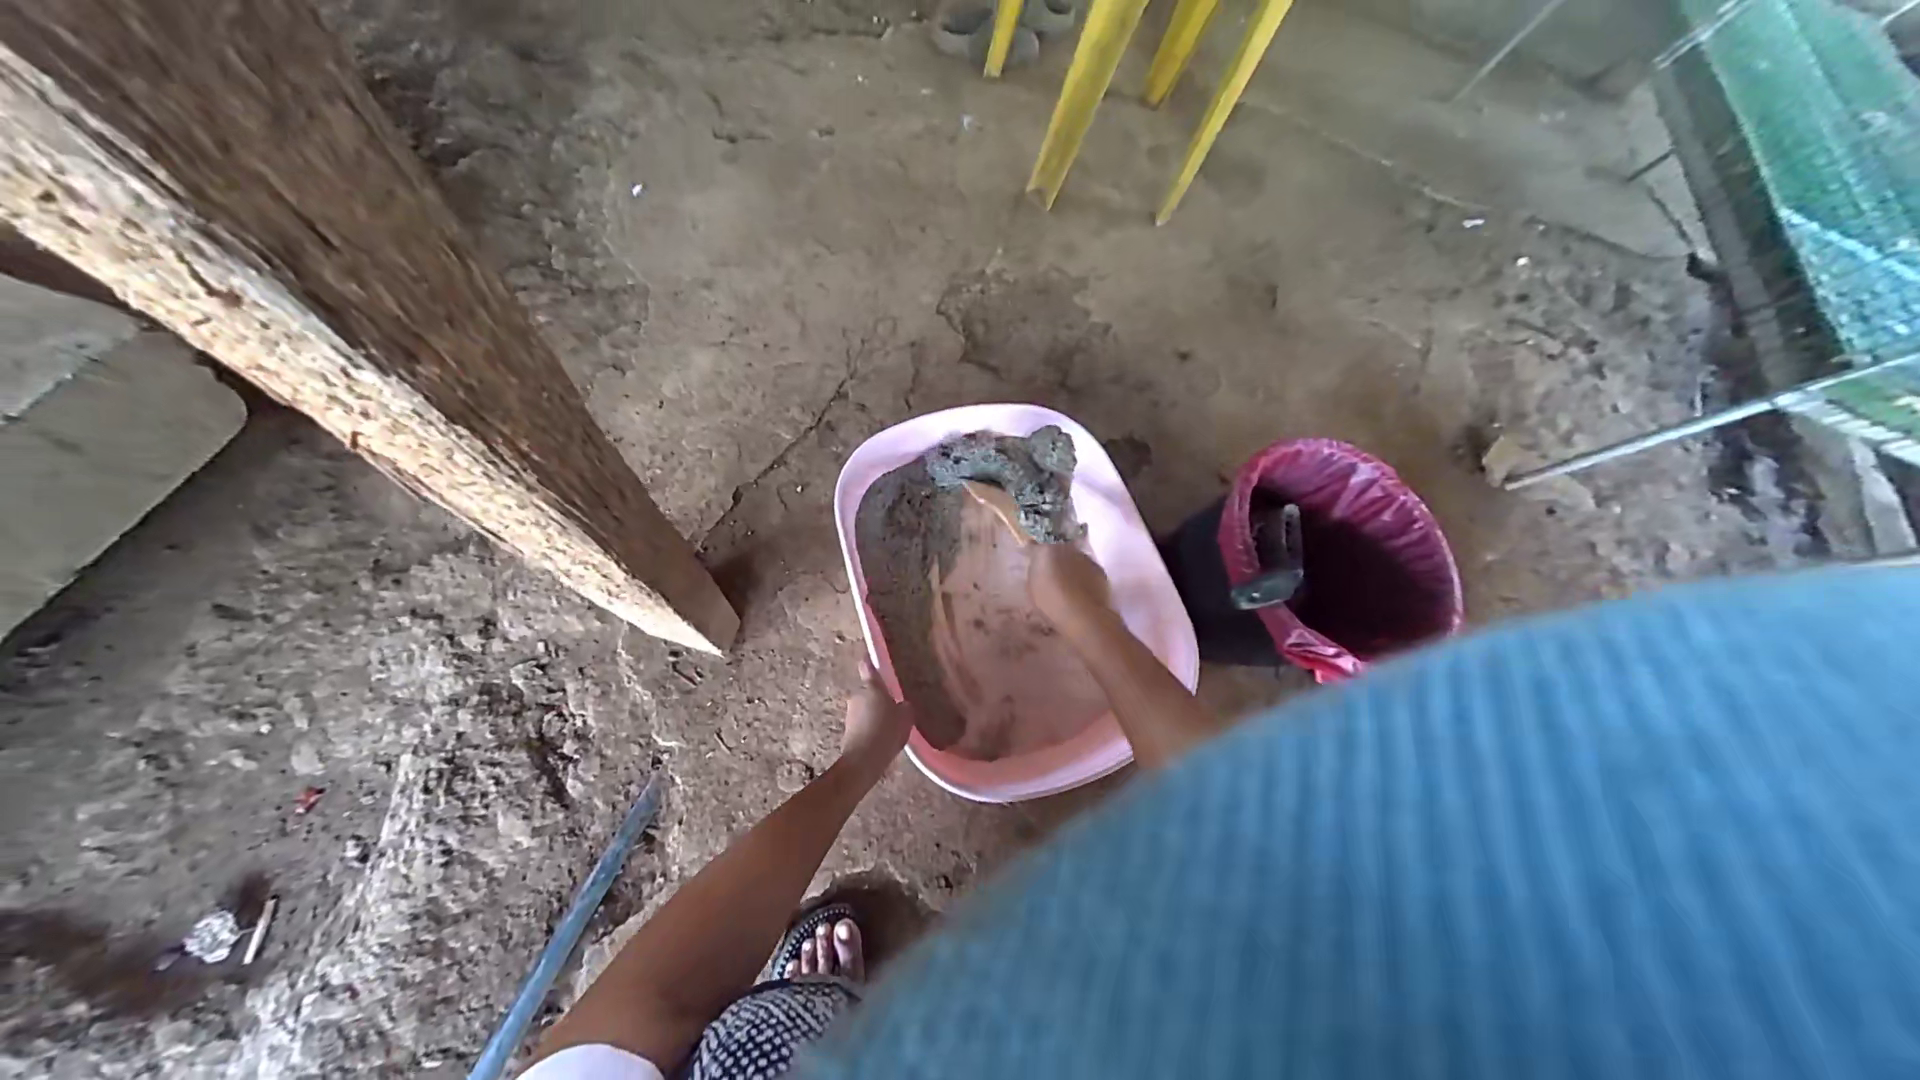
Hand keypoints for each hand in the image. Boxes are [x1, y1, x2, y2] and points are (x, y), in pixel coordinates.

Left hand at [839, 659, 912, 778]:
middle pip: (869, 692)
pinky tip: (881, 740)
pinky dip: (870, 728)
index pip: (868, 667)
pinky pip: (862, 723)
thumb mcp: (906, 717)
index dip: (869, 661)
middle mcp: (857, 696)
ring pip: (865, 709)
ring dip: (874, 714)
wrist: (864, 760)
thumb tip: (901, 705)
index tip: (870, 656)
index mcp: (872, 688)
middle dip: (878, 698)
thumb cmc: (887, 731)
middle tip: (893, 709)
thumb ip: (904, 707)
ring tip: (889, 728)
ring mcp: (850, 713)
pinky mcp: (847, 730)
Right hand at [1027, 543, 1113, 632]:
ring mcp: (1085, 558)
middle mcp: (1067, 548)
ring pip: (1075, 560)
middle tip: (1053, 577)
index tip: (1036, 563)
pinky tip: (1082, 592)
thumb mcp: (1032, 588)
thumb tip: (1038, 566)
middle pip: (1059, 551)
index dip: (1037, 554)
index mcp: (1045, 551)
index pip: (1038, 546)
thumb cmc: (1049, 603)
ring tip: (1069, 587)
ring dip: (1072, 568)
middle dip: (1056, 561)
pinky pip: (1088, 571)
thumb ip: (1035, 572)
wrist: (1080, 614)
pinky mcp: (1100, 571)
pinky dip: (1085, 578)